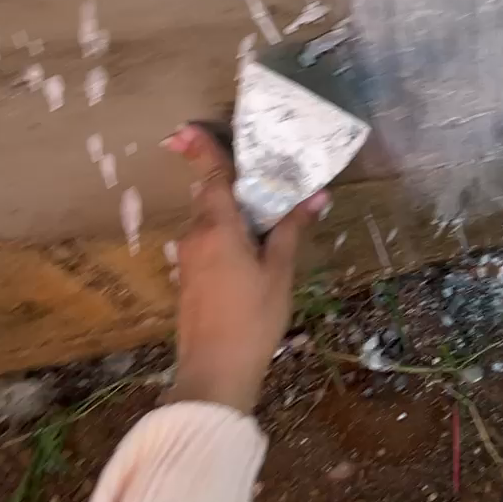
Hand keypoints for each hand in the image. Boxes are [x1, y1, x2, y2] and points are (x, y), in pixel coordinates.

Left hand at [161, 122, 327, 413]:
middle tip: (260, 169)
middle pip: (211, 196)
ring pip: (210, 218)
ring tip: (267, 206)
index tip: (187, 128)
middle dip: (230, 179)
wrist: (213, 373)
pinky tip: (253, 240)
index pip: (212, 178)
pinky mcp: (190, 277)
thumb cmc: (252, 317)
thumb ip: (291, 229)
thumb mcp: (279, 271)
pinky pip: (209, 238)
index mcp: (217, 228)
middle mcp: (195, 236)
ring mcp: (188, 258)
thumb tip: (315, 196)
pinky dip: (228, 228)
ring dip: (233, 207)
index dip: (203, 151)